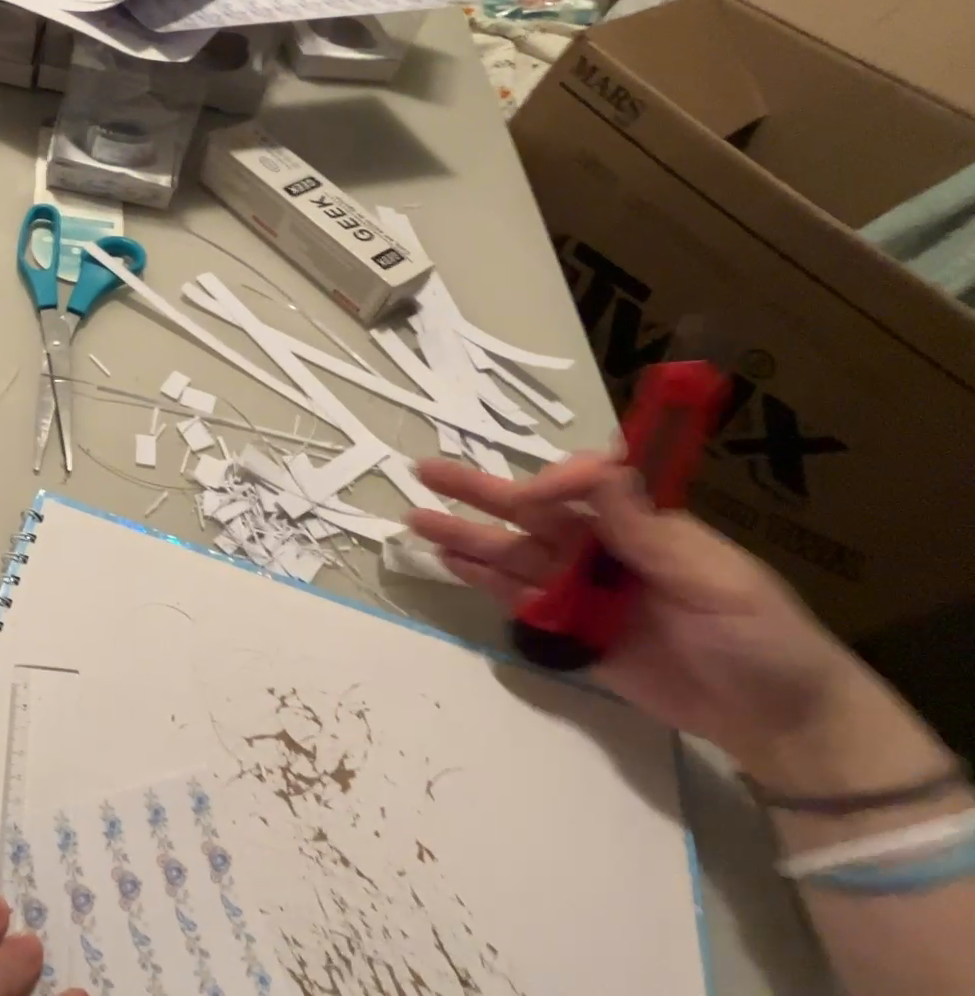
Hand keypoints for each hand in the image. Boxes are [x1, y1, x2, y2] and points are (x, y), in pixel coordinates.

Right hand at [405, 454, 869, 768]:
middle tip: (425, 473)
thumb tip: (599, 468)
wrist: (775, 722)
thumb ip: (651, 529)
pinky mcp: (567, 627)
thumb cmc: (762, 640)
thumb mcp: (716, 579)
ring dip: (465, 534)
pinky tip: (448, 561)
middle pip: (531, 512)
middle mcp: (603, 547)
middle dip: (479, 491)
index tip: (531, 494)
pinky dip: (481, 579)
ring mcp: (581, 587)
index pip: (588, 486)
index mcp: (645, 525)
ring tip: (416, 518)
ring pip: (511, 551)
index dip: (556, 481)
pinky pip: (515, 596)